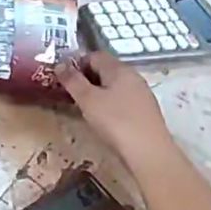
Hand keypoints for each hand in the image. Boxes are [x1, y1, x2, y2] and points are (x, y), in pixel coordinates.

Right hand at [57, 51, 175, 168]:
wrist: (150, 153)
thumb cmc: (116, 122)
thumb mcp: (87, 100)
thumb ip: (72, 80)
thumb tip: (60, 64)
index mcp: (119, 69)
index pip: (95, 55)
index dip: (77, 63)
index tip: (65, 79)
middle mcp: (133, 76)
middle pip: (105, 69)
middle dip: (87, 78)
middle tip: (72, 94)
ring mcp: (142, 94)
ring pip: (115, 85)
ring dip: (98, 92)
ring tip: (86, 108)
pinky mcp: (146, 111)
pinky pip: (123, 99)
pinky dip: (111, 104)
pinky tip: (105, 120)